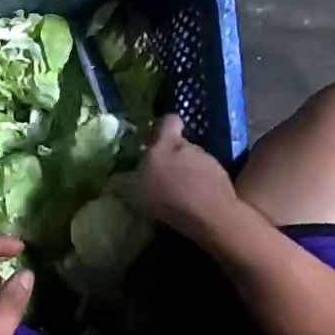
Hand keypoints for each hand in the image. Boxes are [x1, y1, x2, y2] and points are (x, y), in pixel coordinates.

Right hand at [116, 115, 243, 242]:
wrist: (209, 214)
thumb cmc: (166, 195)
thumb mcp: (133, 190)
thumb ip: (122, 182)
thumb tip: (112, 180)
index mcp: (166, 143)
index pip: (168, 121)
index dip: (162, 127)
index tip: (155, 139)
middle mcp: (189, 146)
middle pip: (180, 145)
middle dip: (172, 157)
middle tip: (161, 177)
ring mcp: (209, 161)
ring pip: (194, 161)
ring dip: (186, 173)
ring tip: (178, 194)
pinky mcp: (222, 178)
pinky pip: (207, 177)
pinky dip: (200, 186)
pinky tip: (192, 203)